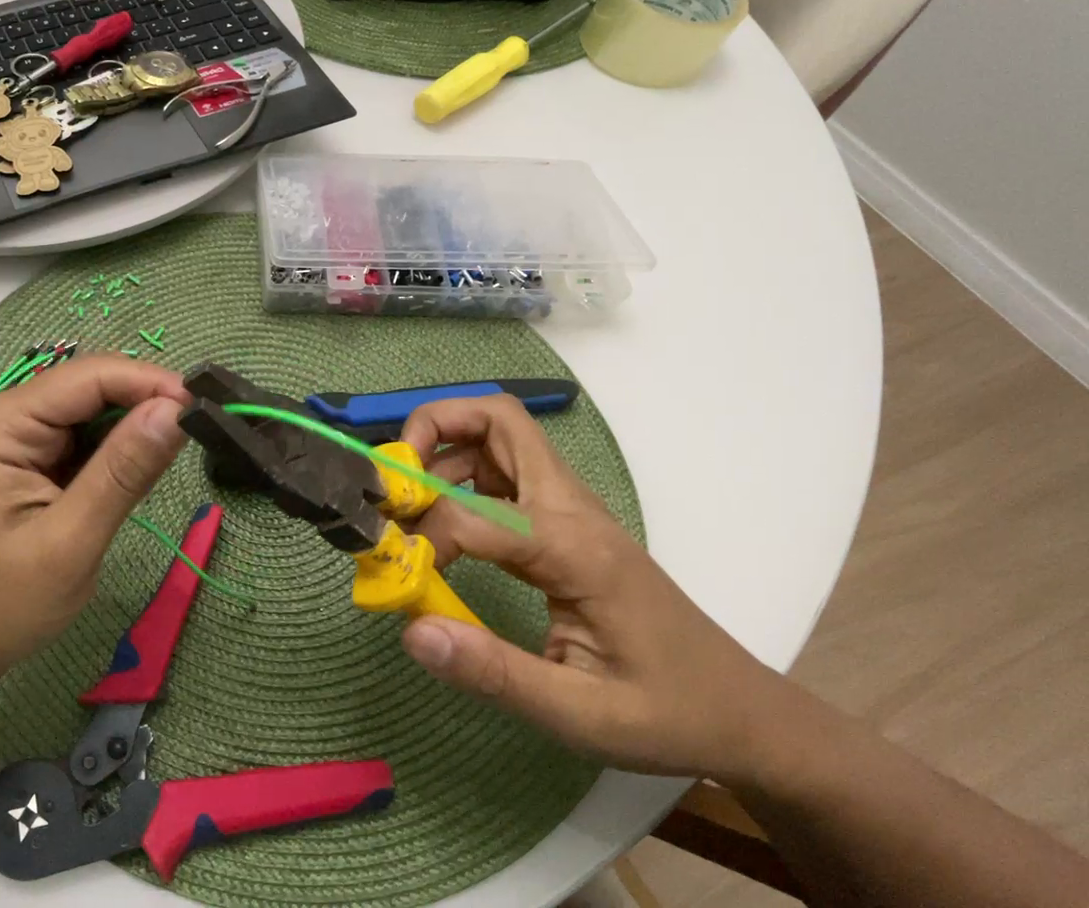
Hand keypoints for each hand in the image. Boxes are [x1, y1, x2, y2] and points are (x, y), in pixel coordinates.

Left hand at [0, 356, 190, 693]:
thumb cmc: (3, 603)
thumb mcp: (71, 541)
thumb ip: (123, 473)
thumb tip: (174, 411)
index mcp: (3, 424)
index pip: (90, 377)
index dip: (150, 383)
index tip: (206, 407)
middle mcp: (8, 416)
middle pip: (92, 386)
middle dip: (147, 403)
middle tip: (202, 432)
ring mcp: (18, 437)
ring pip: (94, 411)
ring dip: (135, 428)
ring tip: (177, 455)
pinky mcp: (32, 460)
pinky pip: (86, 438)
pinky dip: (118, 452)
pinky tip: (138, 475)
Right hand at [395, 396, 798, 784]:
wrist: (743, 715)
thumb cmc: (666, 714)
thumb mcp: (580, 715)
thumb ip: (494, 672)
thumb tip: (412, 631)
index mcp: (577, 549)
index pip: (475, 513)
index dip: (424, 537)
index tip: (400, 576)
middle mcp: (573, 510)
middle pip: (498, 420)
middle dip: (431, 430)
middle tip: (392, 483)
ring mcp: (573, 512)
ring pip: (499, 439)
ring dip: (443, 453)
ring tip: (409, 511)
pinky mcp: (567, 525)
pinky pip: (505, 474)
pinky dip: (461, 479)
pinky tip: (443, 530)